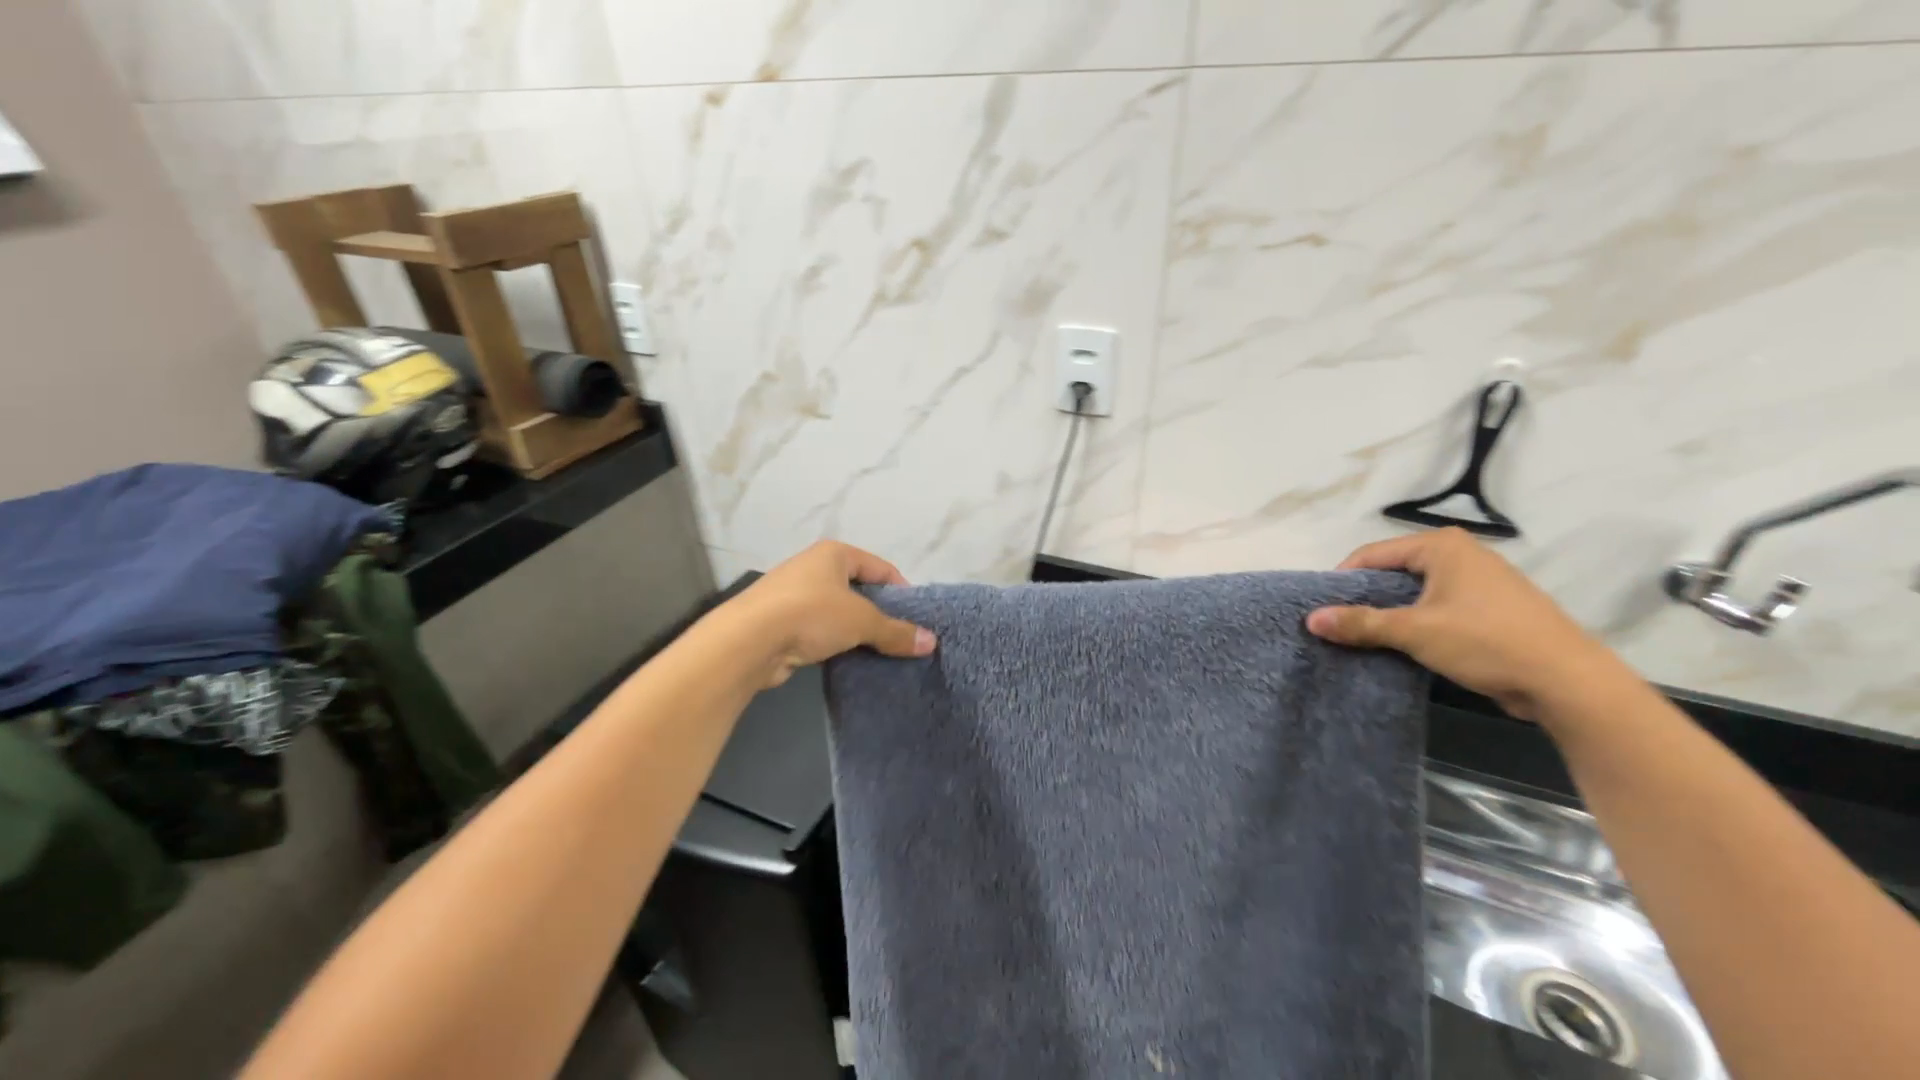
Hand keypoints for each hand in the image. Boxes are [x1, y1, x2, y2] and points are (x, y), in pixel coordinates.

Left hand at [727, 541, 935, 687]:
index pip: (879, 567)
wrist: (748, 640)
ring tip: (878, 652)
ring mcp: (793, 595)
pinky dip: (833, 643)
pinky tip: (847, 661)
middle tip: (900, 637)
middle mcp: (812, 568)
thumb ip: (896, 632)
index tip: (917, 617)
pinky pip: (818, 630)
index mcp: (833, 554)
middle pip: (857, 589)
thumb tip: (931, 643)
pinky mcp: (780, 622)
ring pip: (836, 611)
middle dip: (878, 613)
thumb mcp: (862, 621)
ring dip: (855, 630)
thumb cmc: (811, 614)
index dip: (901, 590)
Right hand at [1306, 528, 1631, 721]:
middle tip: (1339, 626)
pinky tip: (1404, 647)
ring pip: (1417, 592)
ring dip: (1392, 614)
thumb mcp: (1415, 631)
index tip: (1321, 608)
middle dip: (1366, 597)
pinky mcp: (1491, 609)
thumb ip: (1362, 622)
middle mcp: (1461, 554)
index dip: (1343, 579)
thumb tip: (1312, 619)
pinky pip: (1438, 608)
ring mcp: (1479, 582)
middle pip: (1394, 571)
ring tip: (1365, 639)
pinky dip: (1418, 624)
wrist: (1565, 680)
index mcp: (1442, 546)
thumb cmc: (1486, 642)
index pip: (1372, 553)